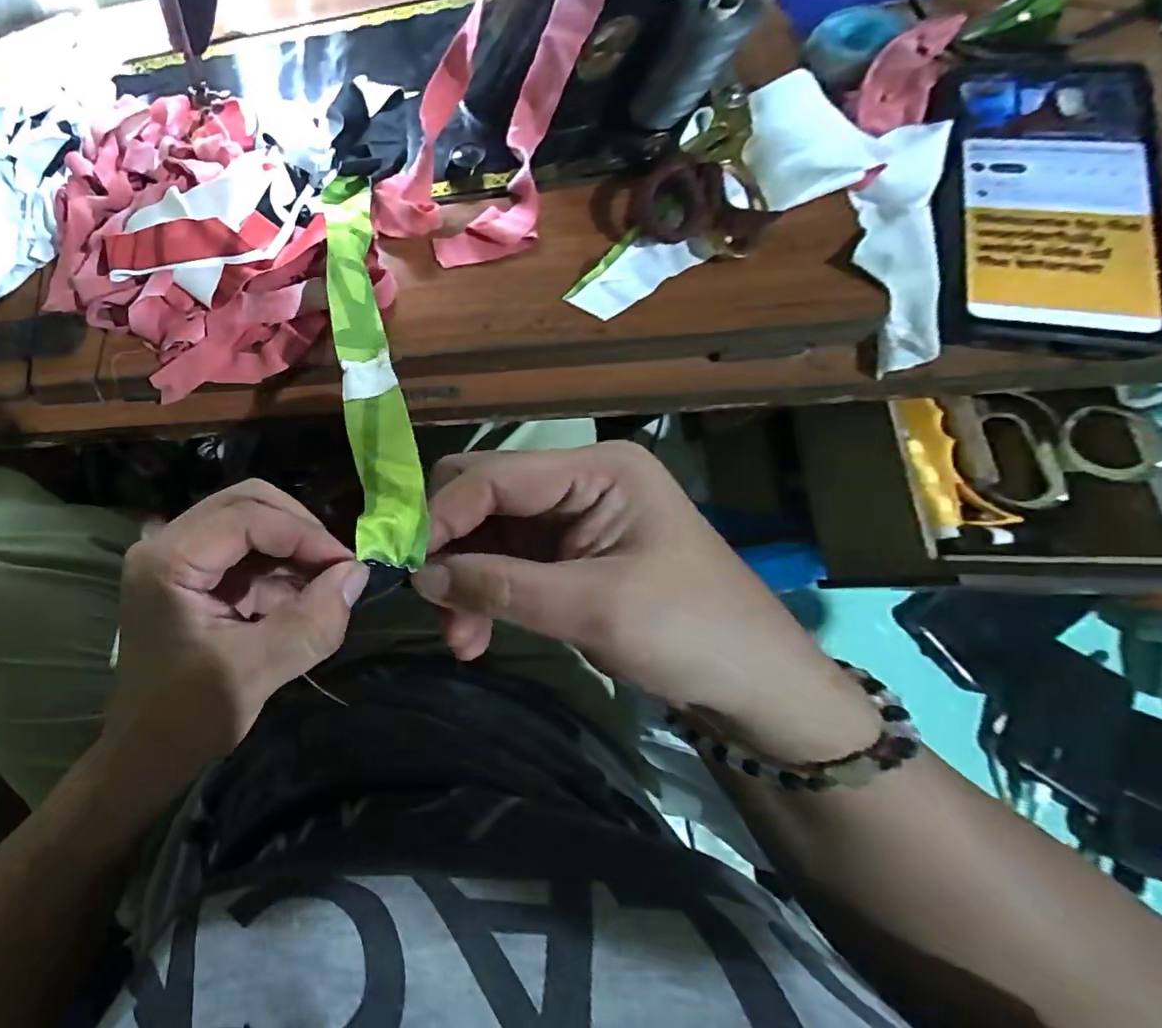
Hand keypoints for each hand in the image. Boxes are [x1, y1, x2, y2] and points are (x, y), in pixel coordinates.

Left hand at [108, 479, 369, 773]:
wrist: (144, 754)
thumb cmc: (186, 718)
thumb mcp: (254, 671)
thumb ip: (310, 622)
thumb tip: (357, 575)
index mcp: (167, 559)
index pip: (245, 516)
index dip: (302, 534)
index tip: (347, 566)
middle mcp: (165, 544)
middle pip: (244, 504)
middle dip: (297, 530)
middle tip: (337, 566)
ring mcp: (175, 558)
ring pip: (246, 525)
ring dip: (290, 551)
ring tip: (327, 586)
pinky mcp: (190, 577)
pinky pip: (242, 555)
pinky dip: (277, 571)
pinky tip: (303, 598)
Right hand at [413, 443, 879, 764]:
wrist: (757, 690)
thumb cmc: (693, 634)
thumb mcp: (591, 608)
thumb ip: (497, 585)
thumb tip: (417, 576)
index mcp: (596, 471)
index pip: (492, 477)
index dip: (440, 515)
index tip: (404, 562)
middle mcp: (572, 482)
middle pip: (476, 496)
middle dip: (446, 548)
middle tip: (430, 599)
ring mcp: (562, 518)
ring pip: (477, 534)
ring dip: (458, 581)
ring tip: (458, 638)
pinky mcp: (556, 554)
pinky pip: (495, 564)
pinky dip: (477, 596)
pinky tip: (472, 636)